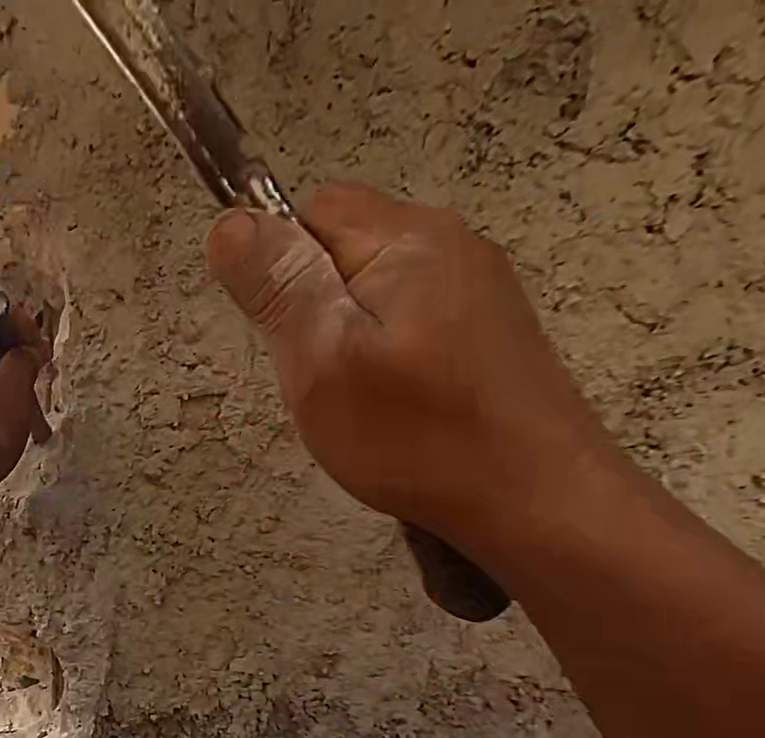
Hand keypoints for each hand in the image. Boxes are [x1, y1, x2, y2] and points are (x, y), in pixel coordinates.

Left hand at [0, 308, 43, 510]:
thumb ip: (23, 360)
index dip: (17, 321)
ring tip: (33, 402)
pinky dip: (3, 397)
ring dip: (14, 378)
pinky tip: (17, 419)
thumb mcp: (12, 394)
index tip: (38, 343)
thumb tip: (30, 347)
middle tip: (41, 369)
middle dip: (19, 351)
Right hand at [206, 183, 622, 550]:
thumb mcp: (323, 362)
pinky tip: (392, 402)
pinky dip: (383, 351)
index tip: (286, 332)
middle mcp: (450, 243)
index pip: (312, 209)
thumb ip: (278, 288)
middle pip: (344, 249)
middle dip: (312, 306)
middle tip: (319, 374)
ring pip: (374, 289)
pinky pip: (409, 317)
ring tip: (354, 396)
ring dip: (345, 334)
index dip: (279, 266)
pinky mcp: (488, 329)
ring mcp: (477, 287)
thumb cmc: (415, 435)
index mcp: (407, 239)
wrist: (535, 500)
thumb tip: (230, 222)